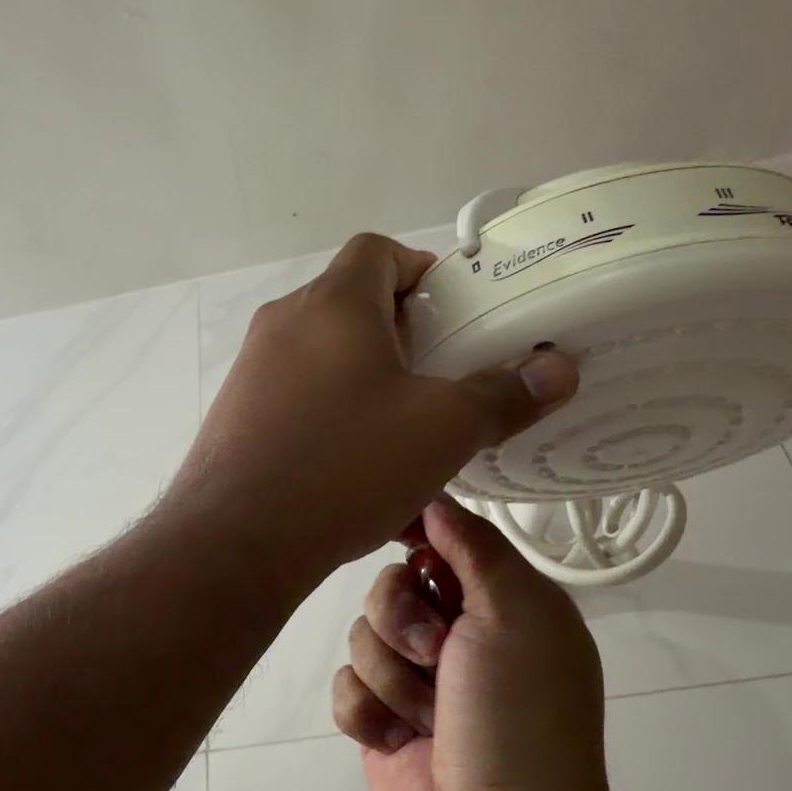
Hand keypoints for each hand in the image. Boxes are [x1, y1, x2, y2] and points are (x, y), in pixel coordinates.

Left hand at [163, 234, 577, 579]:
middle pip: (351, 299)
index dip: (420, 271)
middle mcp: (284, 321)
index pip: (377, 250)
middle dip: (401, 330)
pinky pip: (296, 391)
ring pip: (323, 349)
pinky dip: (331, 406)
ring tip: (402, 424)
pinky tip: (354, 460)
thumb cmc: (345, 465)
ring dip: (366, 372)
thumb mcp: (442, 430)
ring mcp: (253, 368)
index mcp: (333, 303)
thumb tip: (557, 369)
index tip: (452, 315)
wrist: (235, 540)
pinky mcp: (238, 412)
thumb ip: (503, 395)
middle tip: (438, 375)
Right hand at [332, 500, 678, 790]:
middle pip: (391, 583)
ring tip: (427, 715)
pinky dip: (368, 712)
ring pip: (362, 634)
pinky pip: (344, 686)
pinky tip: (398, 739)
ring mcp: (415, 678)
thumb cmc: (518, 714)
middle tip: (435, 653)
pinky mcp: (380, 717)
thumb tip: (437, 500)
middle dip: (403, 617)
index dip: (414, 529)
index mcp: (500, 602)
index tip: (387, 524)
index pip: (445, 540)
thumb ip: (476, 546)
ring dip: (392, 676)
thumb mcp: (517, 612)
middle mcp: (457, 634)